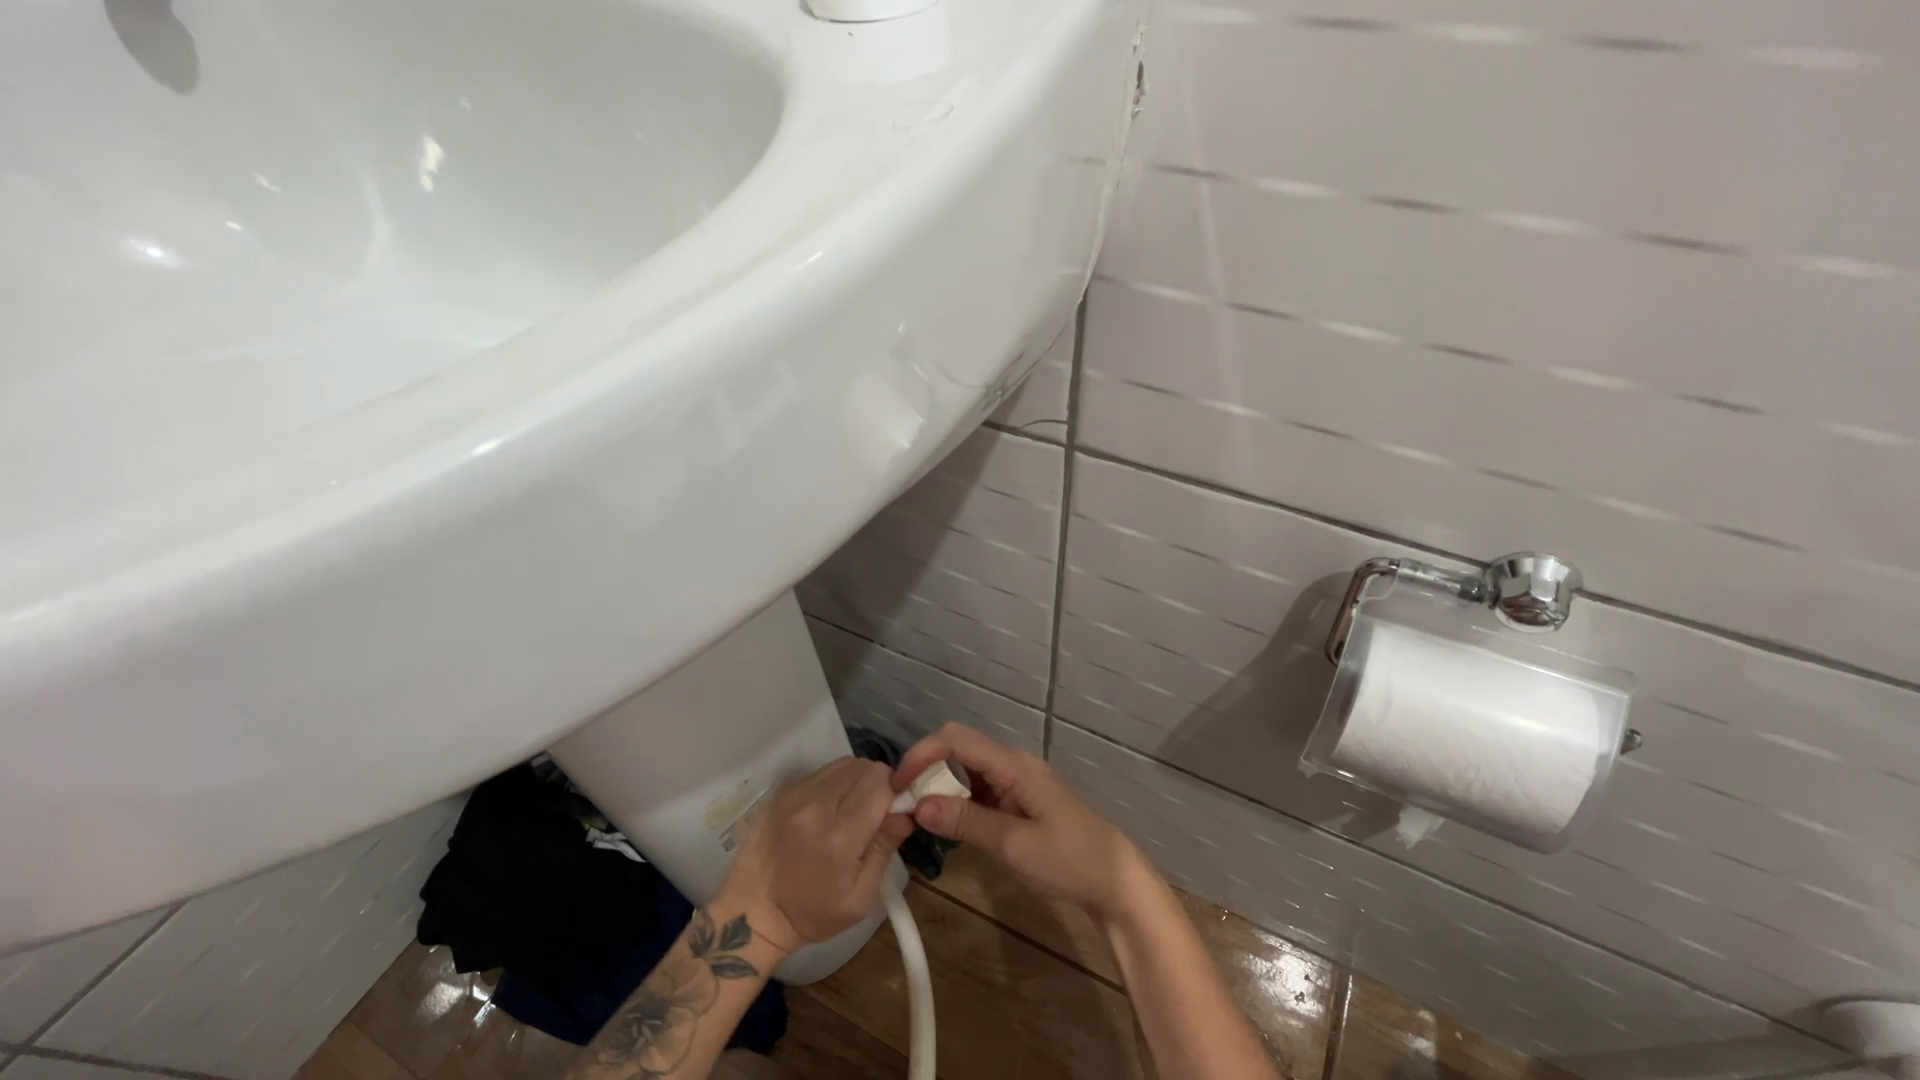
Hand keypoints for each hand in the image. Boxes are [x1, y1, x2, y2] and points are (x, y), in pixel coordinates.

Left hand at [717, 757, 914, 951]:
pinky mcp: (782, 791)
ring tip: (851, 810)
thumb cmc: (812, 913)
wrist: (752, 913)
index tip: (893, 813)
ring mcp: (796, 794)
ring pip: (844, 763)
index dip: (895, 794)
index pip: (882, 783)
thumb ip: (884, 849)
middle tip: (874, 814)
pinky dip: (834, 783)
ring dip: (856, 781)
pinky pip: (821, 771)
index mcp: (840, 835)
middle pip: (865, 767)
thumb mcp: (859, 897)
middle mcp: (817, 805)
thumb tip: (905, 813)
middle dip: (878, 785)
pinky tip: (828, 809)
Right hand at [894, 724, 1145, 920]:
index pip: (956, 739)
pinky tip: (948, 825)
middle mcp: (1013, 765)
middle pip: (958, 749)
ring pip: (966, 770)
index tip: (897, 787)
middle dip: (926, 770)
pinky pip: (979, 789)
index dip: (922, 755)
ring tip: (918, 817)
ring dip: (941, 787)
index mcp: (1013, 766)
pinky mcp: (1018, 800)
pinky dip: (958, 801)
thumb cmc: (1068, 860)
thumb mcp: (1013, 845)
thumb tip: (917, 804)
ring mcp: (1017, 782)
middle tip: (902, 805)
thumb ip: (965, 822)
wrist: (1114, 880)